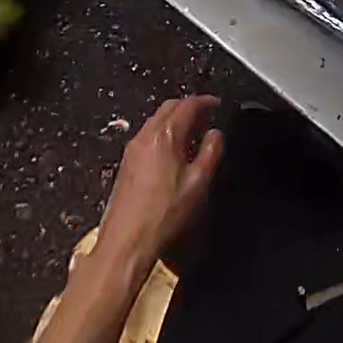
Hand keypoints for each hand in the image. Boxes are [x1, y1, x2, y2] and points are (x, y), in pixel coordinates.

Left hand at [96, 96, 224, 267]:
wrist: (126, 240)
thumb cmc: (164, 213)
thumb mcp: (198, 183)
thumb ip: (211, 152)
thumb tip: (216, 134)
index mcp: (165, 135)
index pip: (187, 105)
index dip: (205, 101)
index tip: (216, 104)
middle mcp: (145, 135)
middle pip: (169, 107)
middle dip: (189, 107)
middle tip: (206, 116)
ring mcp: (133, 148)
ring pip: (157, 120)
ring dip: (175, 119)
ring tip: (194, 133)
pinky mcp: (127, 162)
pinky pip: (148, 135)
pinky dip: (164, 132)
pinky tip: (174, 151)